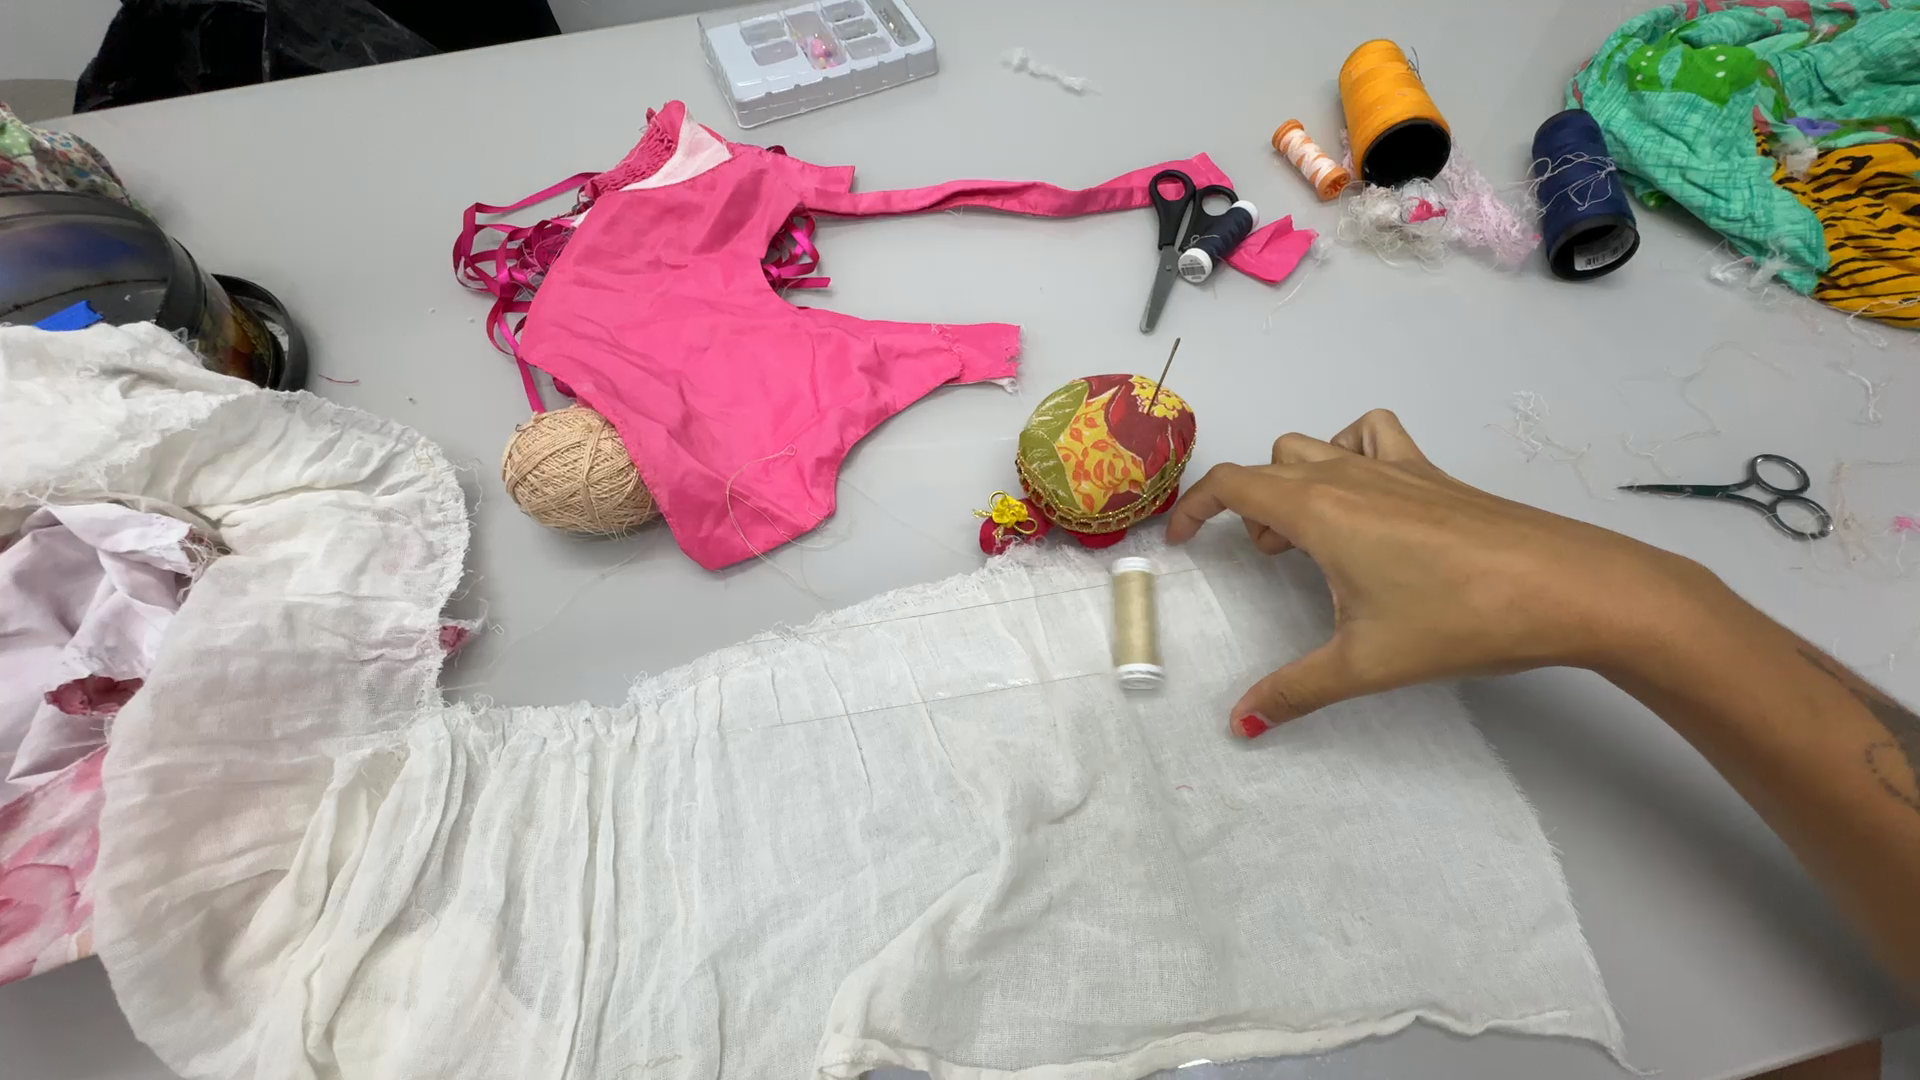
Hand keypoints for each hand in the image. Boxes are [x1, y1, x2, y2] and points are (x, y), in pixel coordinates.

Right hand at [1166, 409, 1725, 736]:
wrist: (1577, 590)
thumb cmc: (1458, 620)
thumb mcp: (1363, 664)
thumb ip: (1292, 692)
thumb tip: (1238, 726)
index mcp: (1317, 510)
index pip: (1230, 484)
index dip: (1193, 509)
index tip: (1182, 542)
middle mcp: (1346, 476)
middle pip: (1266, 465)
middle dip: (1246, 506)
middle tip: (1269, 560)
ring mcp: (1393, 468)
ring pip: (1313, 445)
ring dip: (1291, 480)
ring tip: (1312, 531)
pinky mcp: (1432, 474)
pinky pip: (1372, 436)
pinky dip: (1349, 451)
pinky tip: (1365, 494)